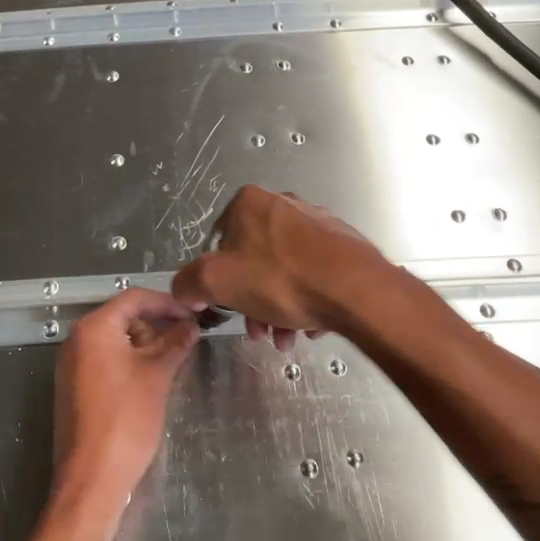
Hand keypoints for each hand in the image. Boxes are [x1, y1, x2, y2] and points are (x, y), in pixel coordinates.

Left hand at [52, 287, 200, 503]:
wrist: (92, 478)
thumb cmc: (126, 419)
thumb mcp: (157, 376)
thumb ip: (175, 343)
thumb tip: (192, 325)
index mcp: (93, 328)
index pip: (133, 298)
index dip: (166, 303)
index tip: (193, 313)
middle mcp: (76, 340)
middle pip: (122, 317)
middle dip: (156, 325)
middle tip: (187, 338)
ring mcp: (71, 364)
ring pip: (114, 340)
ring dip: (144, 345)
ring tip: (172, 360)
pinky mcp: (74, 387)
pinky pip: (104, 360)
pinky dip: (128, 362)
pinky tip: (150, 379)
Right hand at [172, 185, 390, 350]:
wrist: (356, 289)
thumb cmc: (281, 279)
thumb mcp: (218, 282)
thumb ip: (189, 282)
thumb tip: (183, 289)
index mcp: (248, 202)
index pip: (218, 241)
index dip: (219, 279)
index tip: (229, 307)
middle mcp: (282, 203)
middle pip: (253, 259)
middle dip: (252, 300)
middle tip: (259, 331)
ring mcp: (317, 221)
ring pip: (284, 270)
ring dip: (279, 307)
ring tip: (287, 338)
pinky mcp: (343, 243)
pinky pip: (313, 273)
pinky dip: (307, 299)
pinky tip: (311, 325)